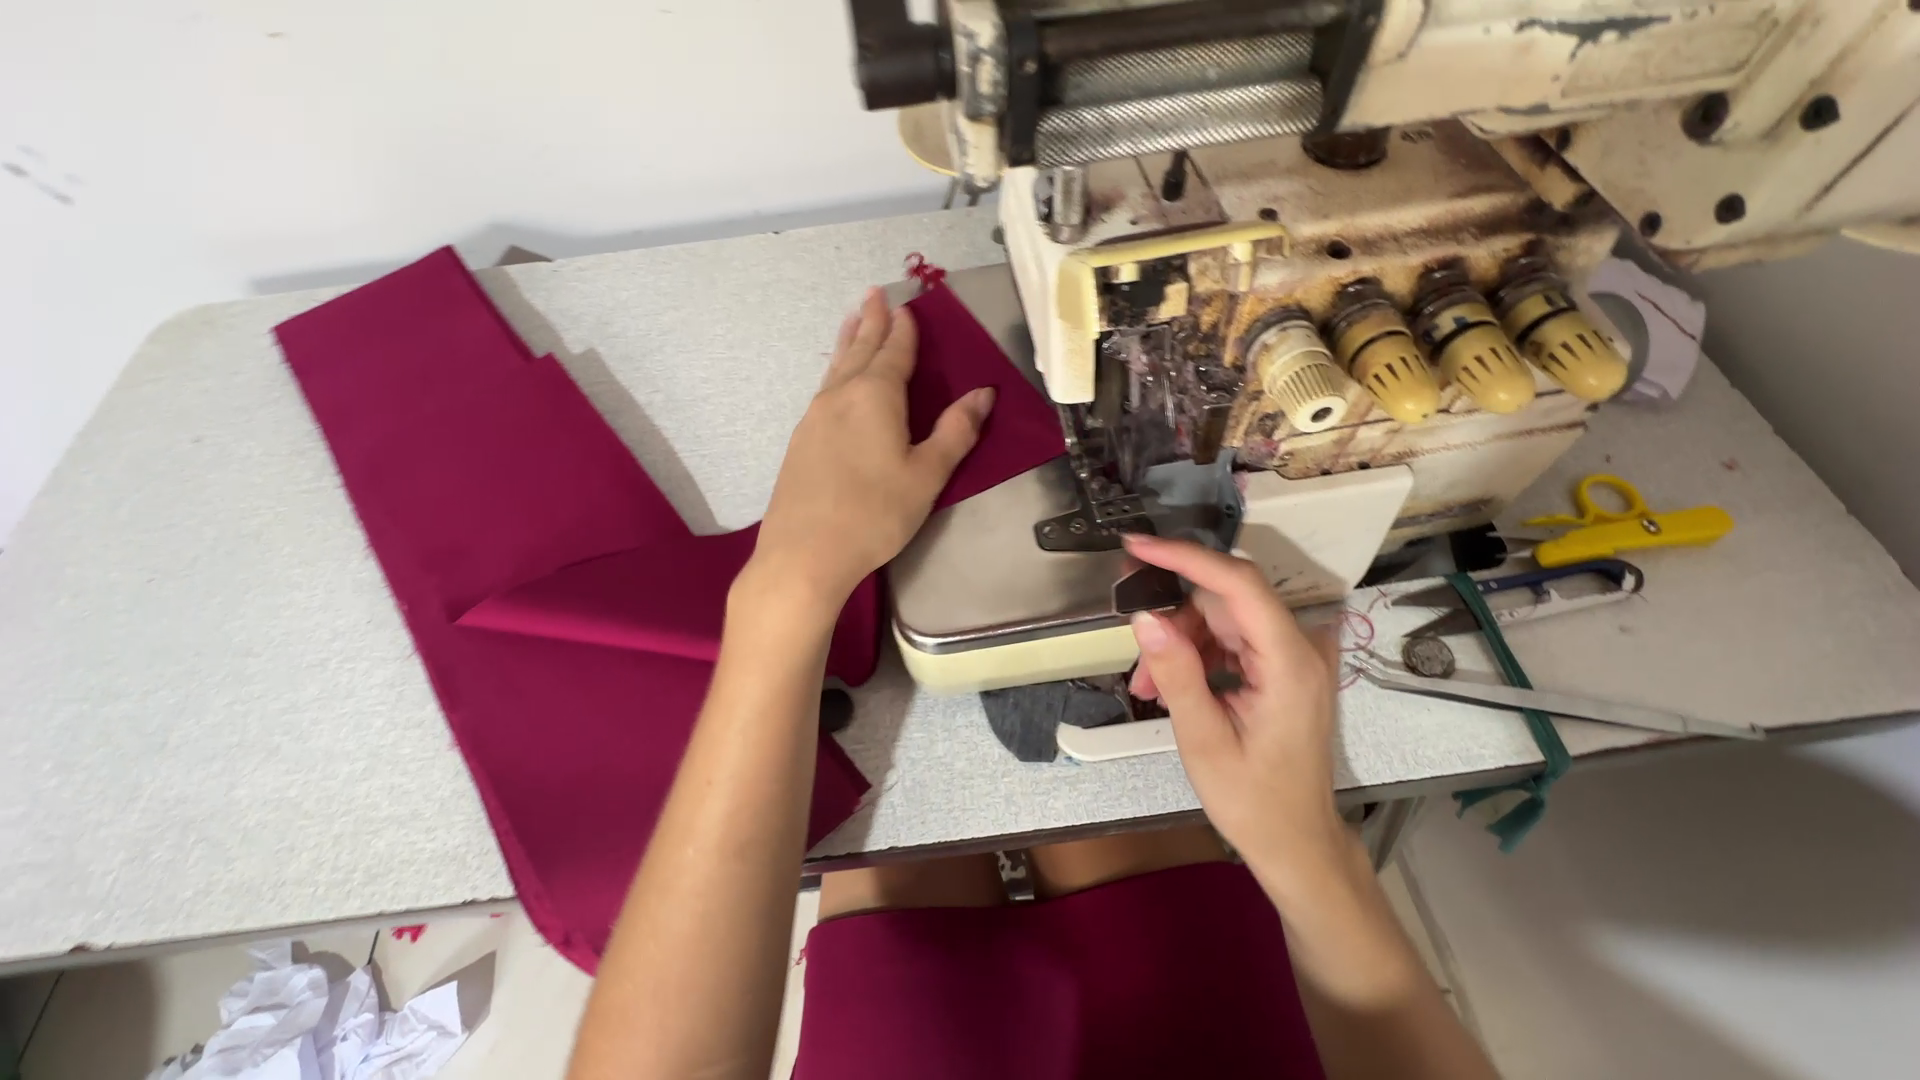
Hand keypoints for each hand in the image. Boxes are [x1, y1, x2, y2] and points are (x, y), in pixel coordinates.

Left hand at [748, 288, 994, 613]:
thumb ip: (955, 432)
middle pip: (860, 350)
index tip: (907, 306)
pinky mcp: (801, 441)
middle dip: (872, 322)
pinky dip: (835, 370)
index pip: (894, 353)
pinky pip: (824, 389)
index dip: (904, 330)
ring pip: (836, 367)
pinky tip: (835, 379)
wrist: (804, 554)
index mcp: (875, 396)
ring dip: (849, 341)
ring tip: (853, 319)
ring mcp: (814, 417)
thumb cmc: (875, 515)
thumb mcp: (927, 475)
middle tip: (875, 294)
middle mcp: (841, 396)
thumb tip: (982, 393)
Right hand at [1122, 533, 1349, 892]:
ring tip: (1147, 687)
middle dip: (1172, 618)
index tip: (1137, 548)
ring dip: (1179, 643)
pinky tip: (1167, 686)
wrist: (1295, 842)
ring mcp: (1292, 657)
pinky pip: (1230, 641)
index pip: (1238, 583)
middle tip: (1130, 640)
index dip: (1186, 557)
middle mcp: (1298, 648)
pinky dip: (1195, 656)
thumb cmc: (1253, 800)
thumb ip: (1177, 673)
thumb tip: (1145, 617)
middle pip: (1224, 600)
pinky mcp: (1281, 669)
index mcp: (1289, 662)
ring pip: (1221, 619)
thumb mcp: (1203, 740)